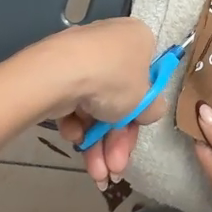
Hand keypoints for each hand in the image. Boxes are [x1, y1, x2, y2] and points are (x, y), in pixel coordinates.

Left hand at [25, 18, 159, 189]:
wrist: (60, 73)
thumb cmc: (114, 80)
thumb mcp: (146, 101)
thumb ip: (153, 108)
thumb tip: (149, 110)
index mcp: (138, 38)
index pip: (146, 77)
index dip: (141, 112)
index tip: (137, 134)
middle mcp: (111, 42)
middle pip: (119, 98)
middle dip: (117, 140)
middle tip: (115, 169)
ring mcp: (83, 56)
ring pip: (96, 105)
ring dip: (98, 144)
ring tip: (97, 173)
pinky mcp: (58, 71)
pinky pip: (74, 102)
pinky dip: (76, 124)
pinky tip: (74, 137)